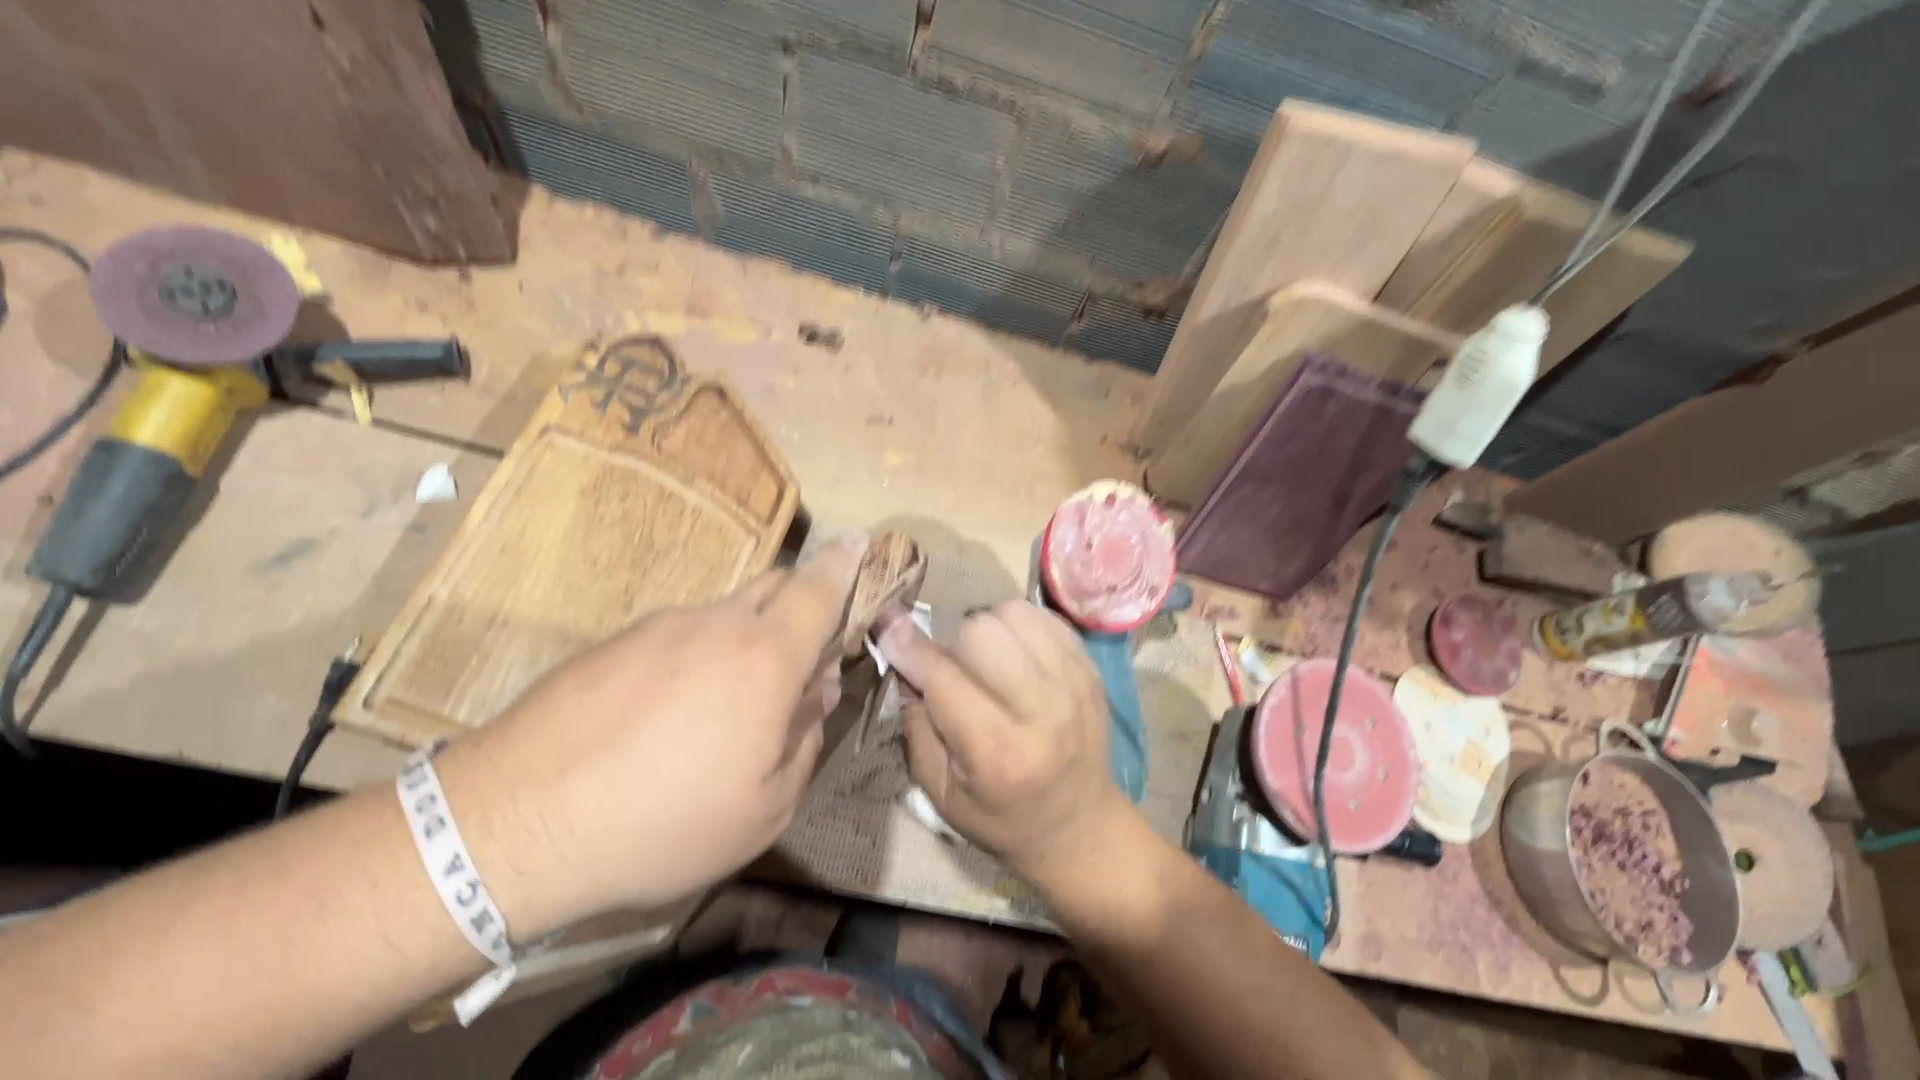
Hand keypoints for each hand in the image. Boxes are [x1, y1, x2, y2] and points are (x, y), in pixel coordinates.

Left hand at [436, 534, 867, 935]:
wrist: (516, 821)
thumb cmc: (662, 823)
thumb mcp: (764, 809)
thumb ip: (804, 742)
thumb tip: (815, 695)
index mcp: (764, 658)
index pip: (819, 590)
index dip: (848, 564)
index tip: (864, 542)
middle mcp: (714, 625)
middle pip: (773, 586)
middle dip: (803, 600)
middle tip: (808, 651)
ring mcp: (655, 628)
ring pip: (723, 615)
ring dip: (746, 639)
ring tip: (730, 705)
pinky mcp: (610, 645)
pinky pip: (675, 637)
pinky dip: (696, 658)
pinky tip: (670, 716)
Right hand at [876, 601, 1132, 882]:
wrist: (1078, 826)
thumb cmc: (1000, 816)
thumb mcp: (940, 790)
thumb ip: (916, 723)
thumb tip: (900, 655)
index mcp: (998, 752)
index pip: (944, 677)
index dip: (908, 647)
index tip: (887, 628)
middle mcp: (1042, 712)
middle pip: (980, 631)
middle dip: (952, 641)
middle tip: (951, 665)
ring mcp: (1074, 685)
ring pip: (1013, 614)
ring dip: (986, 627)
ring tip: (983, 658)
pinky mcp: (1091, 669)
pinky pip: (1044, 617)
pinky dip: (1019, 626)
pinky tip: (1014, 653)